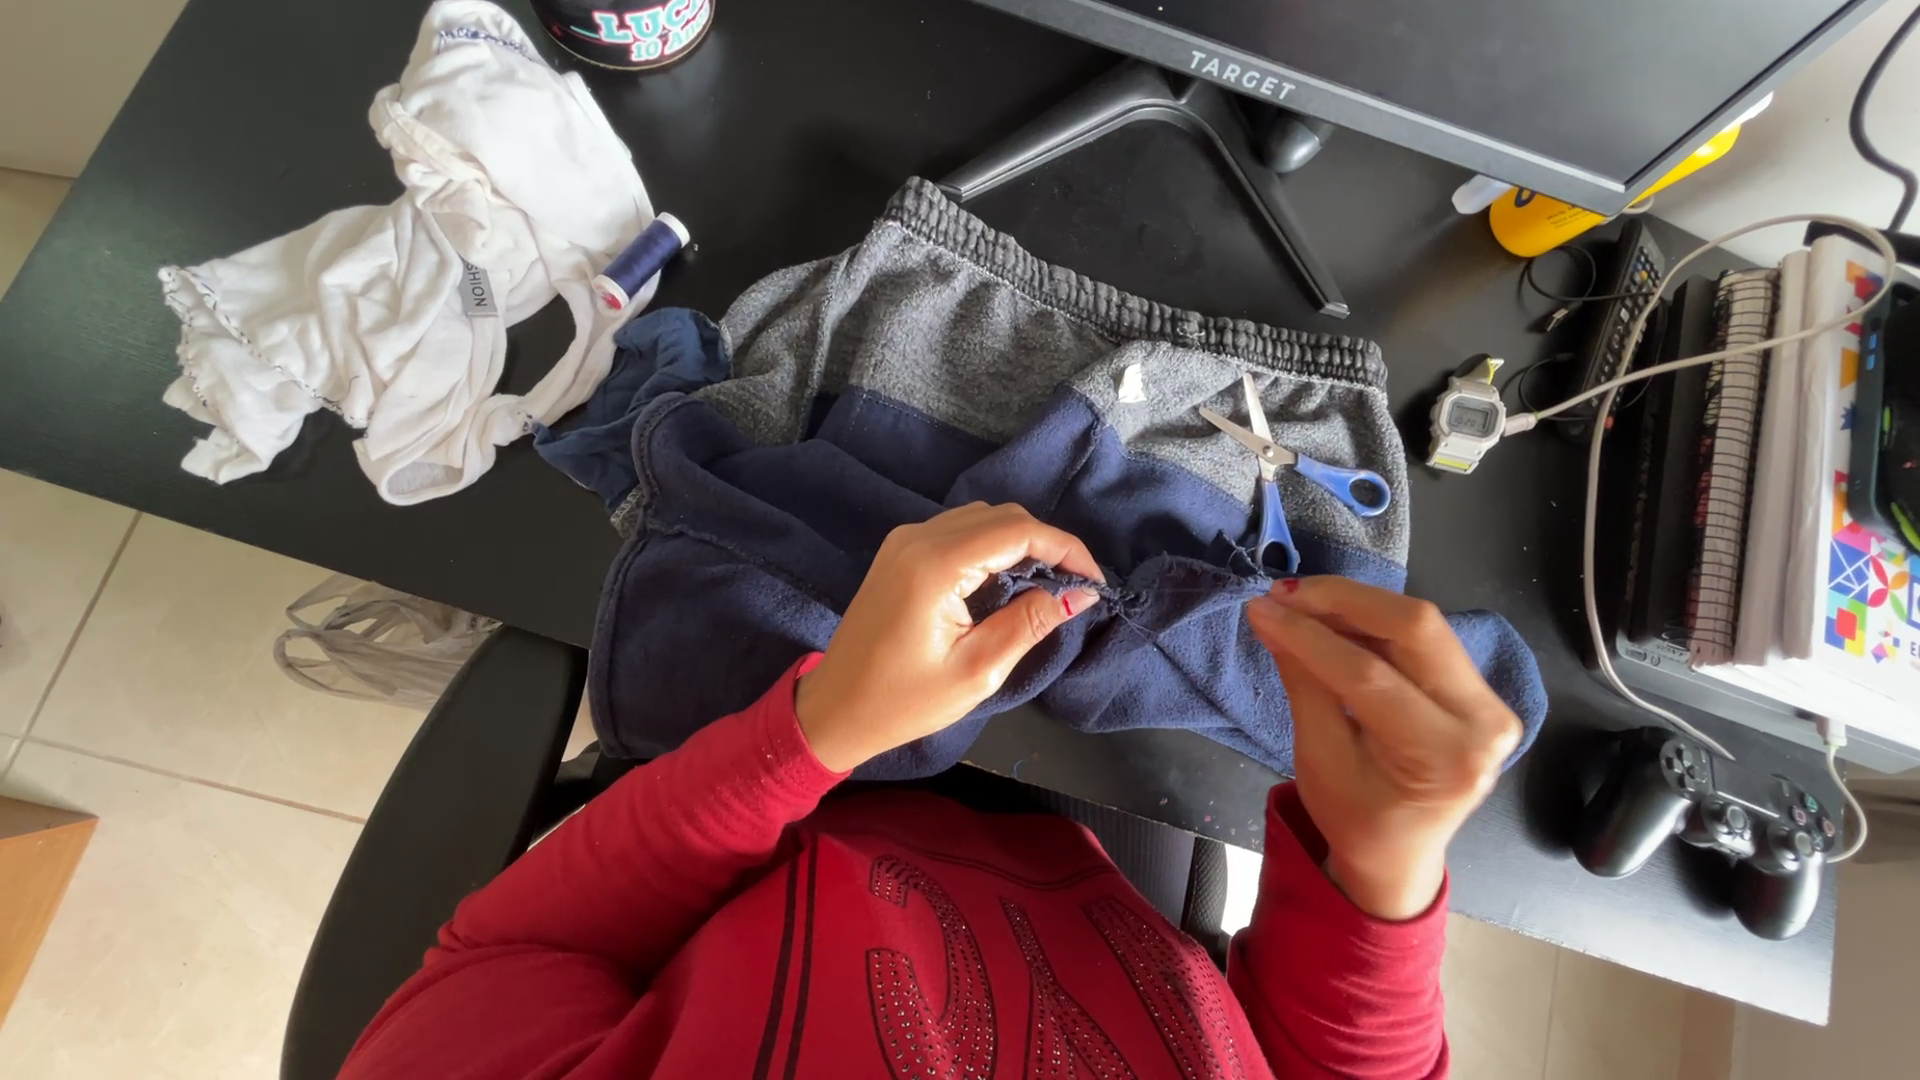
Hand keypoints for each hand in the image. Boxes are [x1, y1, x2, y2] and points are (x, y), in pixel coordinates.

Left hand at [794, 503, 1103, 772]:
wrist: (834, 708)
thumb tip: (1081, 593)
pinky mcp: (898, 551)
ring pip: (979, 519)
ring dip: (1018, 543)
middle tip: (1073, 587)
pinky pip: (957, 532)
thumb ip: (1030, 623)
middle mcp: (918, 537)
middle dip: (1046, 544)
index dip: (1066, 549)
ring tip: (1045, 586)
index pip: (1018, 531)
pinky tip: (1004, 581)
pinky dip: (989, 547)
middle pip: (1001, 517)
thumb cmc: (904, 701)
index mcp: (936, 564)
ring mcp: (904, 540)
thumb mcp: (978, 670)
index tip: (1094, 581)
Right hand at [1246, 577, 1520, 919]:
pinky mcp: (1475, 687)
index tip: (1260, 608)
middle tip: (1283, 593)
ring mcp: (1488, 701)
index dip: (1308, 634)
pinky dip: (1368, 618)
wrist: (1398, 851)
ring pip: (1418, 622)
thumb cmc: (1353, 816)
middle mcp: (1483, 721)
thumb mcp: (1317, 758)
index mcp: (1443, 756)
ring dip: (1353, 602)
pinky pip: (1420, 635)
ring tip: (1298, 600)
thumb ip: (1302, 681)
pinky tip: (1328, 615)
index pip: (1369, 675)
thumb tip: (1270, 617)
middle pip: (1414, 627)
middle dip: (1341, 599)